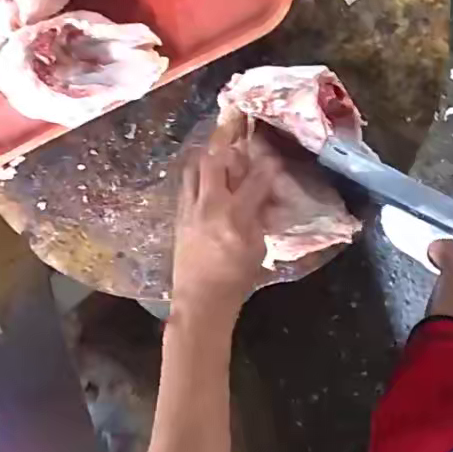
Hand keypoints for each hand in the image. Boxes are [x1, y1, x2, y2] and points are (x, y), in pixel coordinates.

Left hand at [169, 118, 280, 324]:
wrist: (200, 300)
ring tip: (220, 158)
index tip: (273, 160)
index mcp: (234, 215)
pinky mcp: (179, 215)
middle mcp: (209, 205)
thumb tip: (263, 198)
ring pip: (194, 168)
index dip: (268, 167)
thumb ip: (260, 218)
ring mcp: (190, 208)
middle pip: (215, 162)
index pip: (255, 180)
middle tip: (240, 152)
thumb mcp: (258, 248)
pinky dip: (198, 175)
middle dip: (229, 151)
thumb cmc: (235, 279)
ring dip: (209, 159)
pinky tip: (206, 179)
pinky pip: (187, 184)